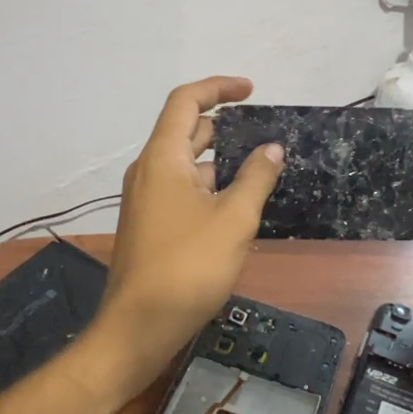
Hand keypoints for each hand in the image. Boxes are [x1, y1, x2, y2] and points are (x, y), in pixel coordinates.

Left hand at [94, 77, 284, 389]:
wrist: (140, 325)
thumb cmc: (189, 267)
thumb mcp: (234, 219)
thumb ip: (256, 178)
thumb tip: (272, 148)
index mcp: (162, 158)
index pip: (186, 102)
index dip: (217, 87)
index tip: (251, 90)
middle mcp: (150, 171)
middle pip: (187, 131)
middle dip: (226, 128)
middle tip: (266, 138)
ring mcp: (148, 200)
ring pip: (188, 165)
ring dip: (222, 163)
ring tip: (263, 174)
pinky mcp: (152, 225)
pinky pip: (184, 191)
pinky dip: (211, 188)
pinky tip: (240, 208)